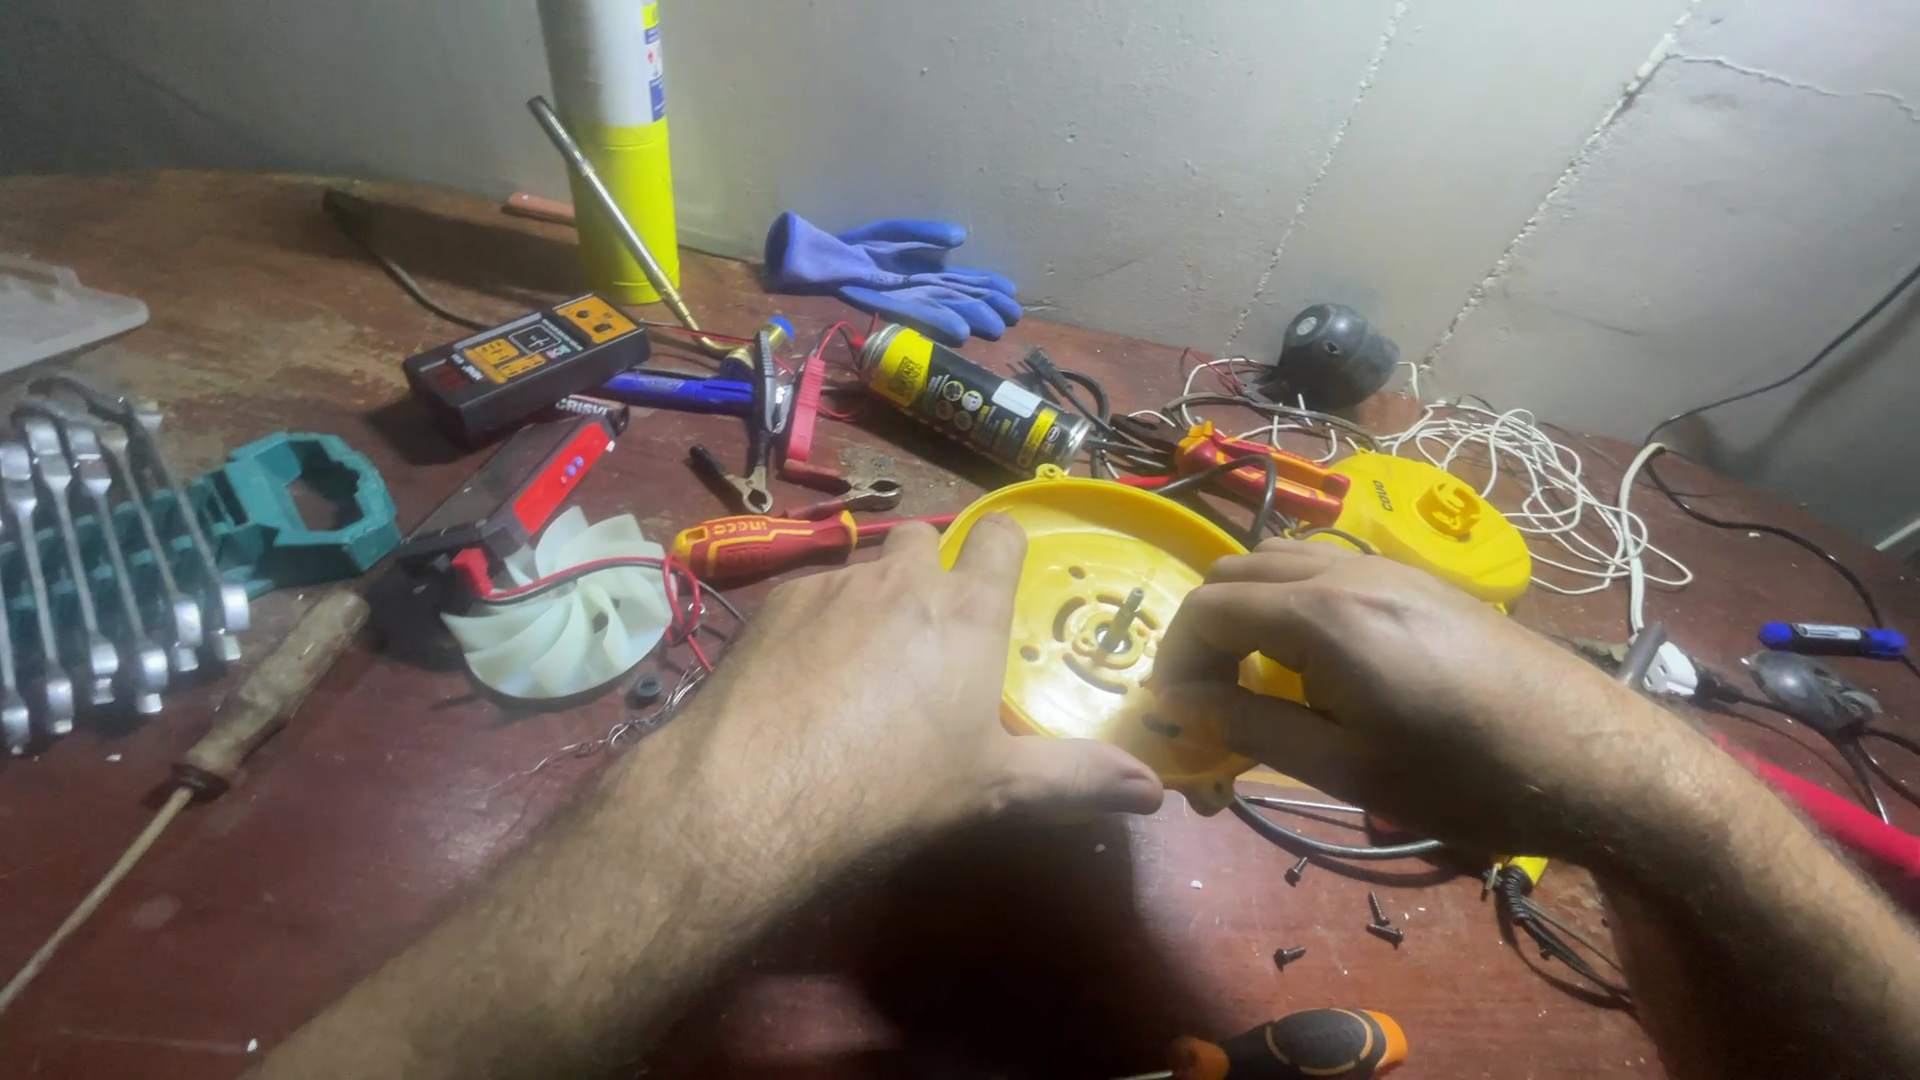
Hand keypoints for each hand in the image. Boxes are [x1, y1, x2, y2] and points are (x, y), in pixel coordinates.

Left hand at [688, 514, 1162, 859]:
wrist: (760, 793)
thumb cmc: (897, 784)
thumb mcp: (996, 789)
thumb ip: (1078, 780)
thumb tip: (1155, 791)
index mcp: (966, 611)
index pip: (1000, 535)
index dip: (1005, 545)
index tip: (1000, 573)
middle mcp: (903, 579)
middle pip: (926, 536)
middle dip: (932, 567)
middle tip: (925, 632)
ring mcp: (836, 583)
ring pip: (866, 567)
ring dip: (874, 597)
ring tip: (858, 664)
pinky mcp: (778, 600)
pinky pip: (812, 593)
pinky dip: (819, 620)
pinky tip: (802, 677)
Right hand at [1150, 539, 1690, 856]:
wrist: (1609, 764)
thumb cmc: (1469, 779)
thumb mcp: (1345, 768)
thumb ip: (1247, 724)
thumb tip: (1178, 702)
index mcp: (1322, 615)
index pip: (1207, 609)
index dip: (1174, 657)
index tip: (1174, 709)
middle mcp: (1345, 569)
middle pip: (1232, 572)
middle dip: (1201, 629)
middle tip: (1207, 692)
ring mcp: (1384, 565)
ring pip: (1274, 560)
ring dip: (1243, 607)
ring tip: (1253, 671)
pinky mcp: (1415, 576)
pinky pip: (1319, 566)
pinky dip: (1285, 598)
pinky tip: (1311, 652)